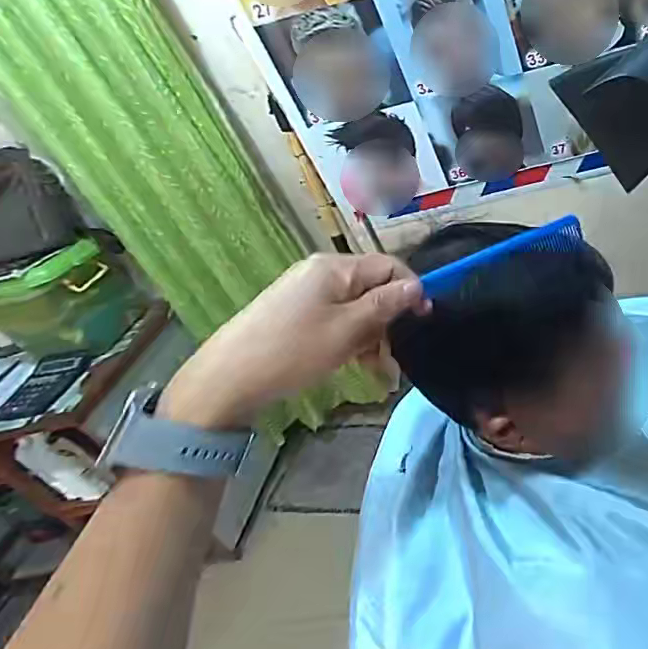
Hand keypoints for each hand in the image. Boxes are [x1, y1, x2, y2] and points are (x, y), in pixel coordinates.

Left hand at [160, 254, 426, 429]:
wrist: (224, 382)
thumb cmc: (292, 352)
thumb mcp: (349, 330)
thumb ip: (386, 305)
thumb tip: (417, 287)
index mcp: (334, 268)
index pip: (390, 266)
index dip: (411, 291)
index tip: (423, 321)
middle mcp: (320, 272)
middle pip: (373, 288)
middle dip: (390, 320)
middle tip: (395, 356)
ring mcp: (305, 293)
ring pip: (357, 308)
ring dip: (373, 336)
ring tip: (378, 371)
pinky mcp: (295, 314)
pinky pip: (337, 319)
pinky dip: (351, 340)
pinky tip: (357, 365)